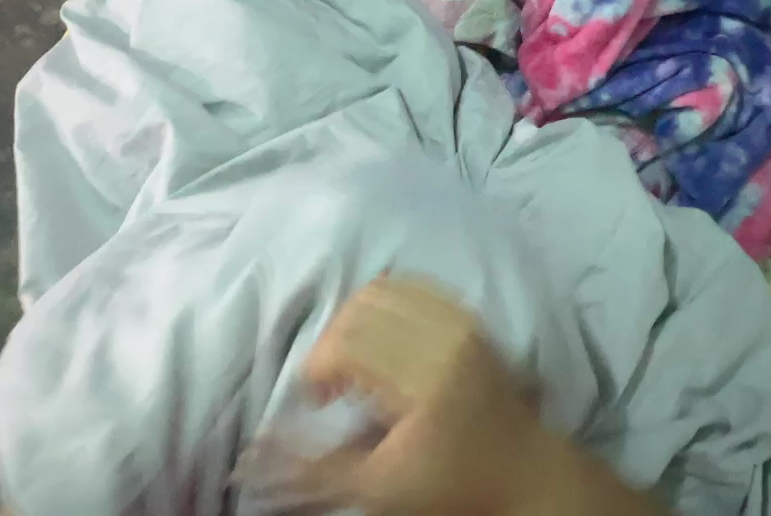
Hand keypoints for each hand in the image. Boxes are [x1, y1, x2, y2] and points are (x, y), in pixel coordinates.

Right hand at [290, 275, 542, 513]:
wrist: (521, 471)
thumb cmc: (449, 485)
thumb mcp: (375, 487)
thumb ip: (309, 468)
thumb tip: (249, 454)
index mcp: (422, 379)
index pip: (348, 339)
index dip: (319, 364)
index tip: (319, 396)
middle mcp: (443, 337)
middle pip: (362, 306)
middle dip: (333, 339)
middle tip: (332, 378)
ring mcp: (460, 319)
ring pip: (385, 286)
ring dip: (358, 315)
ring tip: (356, 355)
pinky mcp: (469, 312)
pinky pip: (415, 282)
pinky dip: (388, 298)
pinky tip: (383, 332)